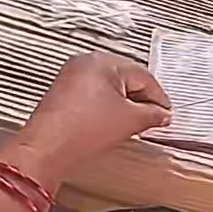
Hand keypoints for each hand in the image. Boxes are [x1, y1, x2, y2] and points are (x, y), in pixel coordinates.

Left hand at [3, 53, 172, 188]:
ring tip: (133, 123)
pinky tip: (113, 123)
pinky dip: (108, 106)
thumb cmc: (82, 130)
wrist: (47, 150)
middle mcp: (86, 63)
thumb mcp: (130, 120)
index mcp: (103, 61)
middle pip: (127, 78)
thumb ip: (154, 114)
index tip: (165, 113)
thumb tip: (162, 114)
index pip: (143, 76)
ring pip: (111, 86)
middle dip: (142, 100)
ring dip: (125, 104)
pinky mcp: (64, 92)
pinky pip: (95, 93)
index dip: (158, 97)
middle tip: (154, 119)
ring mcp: (72, 76)